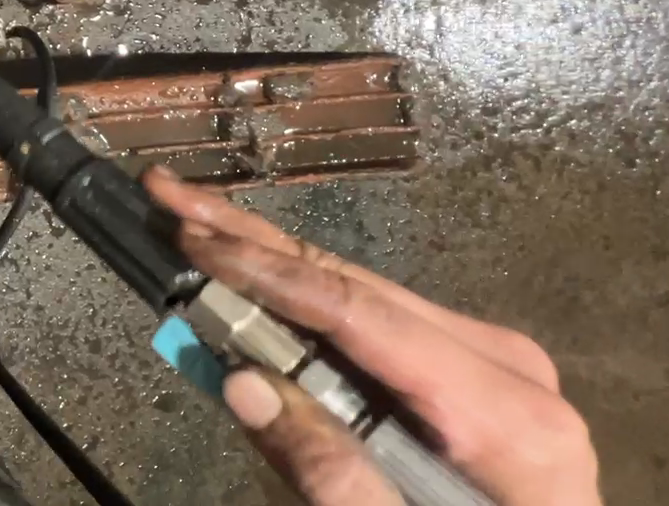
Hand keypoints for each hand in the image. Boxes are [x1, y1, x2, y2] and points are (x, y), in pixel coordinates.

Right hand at [144, 168, 599, 505]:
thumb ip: (333, 474)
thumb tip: (240, 382)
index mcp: (504, 412)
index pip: (357, 311)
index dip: (264, 272)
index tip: (190, 242)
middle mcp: (495, 360)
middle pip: (341, 278)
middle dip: (243, 235)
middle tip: (165, 193)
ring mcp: (473, 351)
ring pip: (339, 278)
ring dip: (253, 246)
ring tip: (182, 207)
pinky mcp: (446, 354)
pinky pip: (347, 302)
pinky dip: (279, 279)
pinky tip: (232, 250)